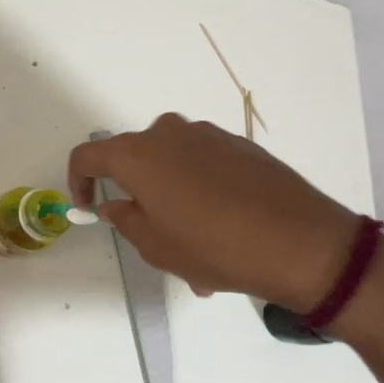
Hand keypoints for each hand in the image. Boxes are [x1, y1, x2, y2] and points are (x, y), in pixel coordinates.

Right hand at [68, 113, 362, 311]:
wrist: (305, 244)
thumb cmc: (216, 248)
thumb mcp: (158, 248)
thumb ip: (126, 221)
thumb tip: (116, 204)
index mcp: (136, 155)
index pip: (87, 156)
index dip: (78, 181)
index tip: (88, 207)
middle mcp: (167, 134)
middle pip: (134, 159)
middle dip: (136, 195)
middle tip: (151, 236)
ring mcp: (207, 135)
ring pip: (173, 164)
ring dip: (173, 196)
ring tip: (196, 245)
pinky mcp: (240, 145)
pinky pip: (205, 165)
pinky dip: (202, 190)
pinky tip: (225, 228)